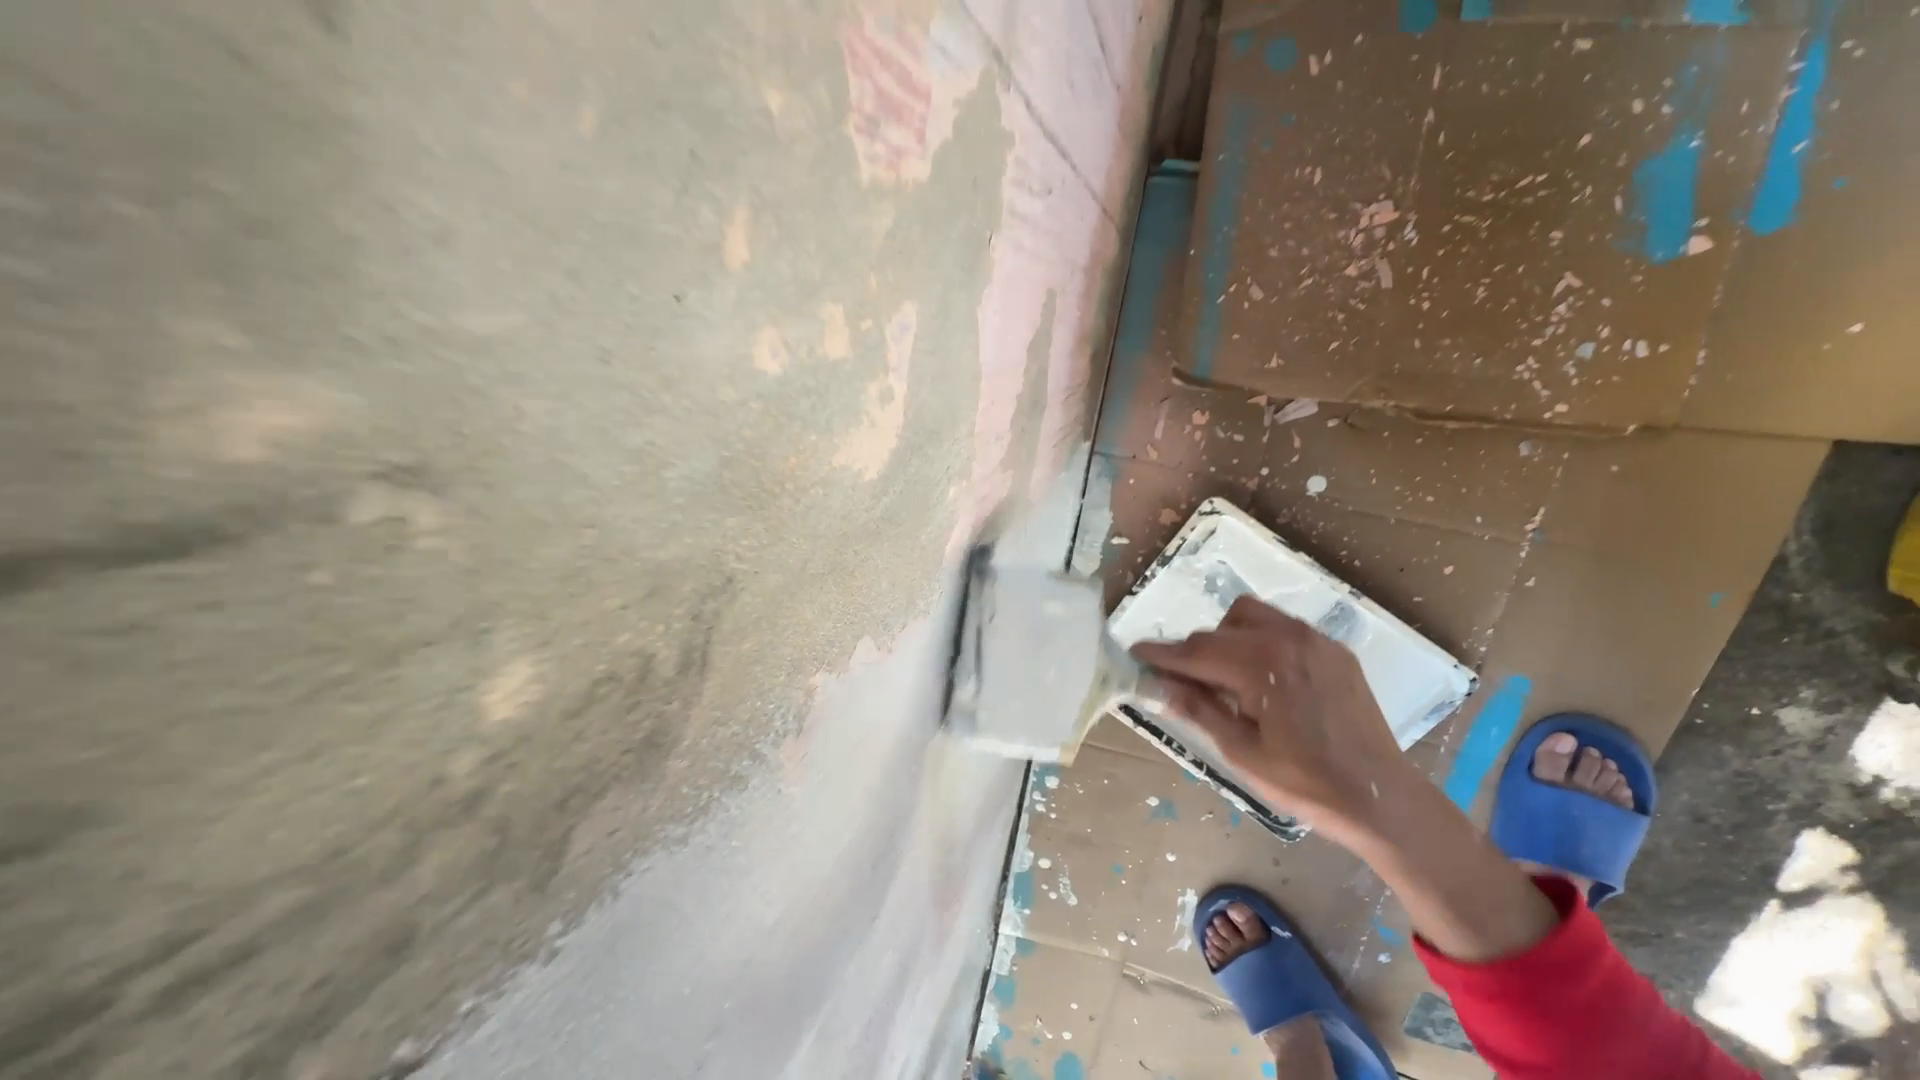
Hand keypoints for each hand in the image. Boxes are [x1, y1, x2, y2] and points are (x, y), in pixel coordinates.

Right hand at [1130, 596, 1414, 840]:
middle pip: (1220, 630)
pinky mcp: (1335, 652)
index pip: (1197, 651)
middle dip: (1193, 651)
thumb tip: (1163, 686)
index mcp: (1262, 665)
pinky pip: (1284, 629)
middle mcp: (1288, 639)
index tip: (1135, 653)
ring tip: (1225, 678)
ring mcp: (1316, 641)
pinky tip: (1263, 679)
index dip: (1162, 654)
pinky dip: (1261, 642)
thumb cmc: (1306, 783)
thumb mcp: (1242, 753)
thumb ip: (1200, 710)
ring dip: (1227, 637)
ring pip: (1251, 616)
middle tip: (1179, 681)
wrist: (1379, 797)